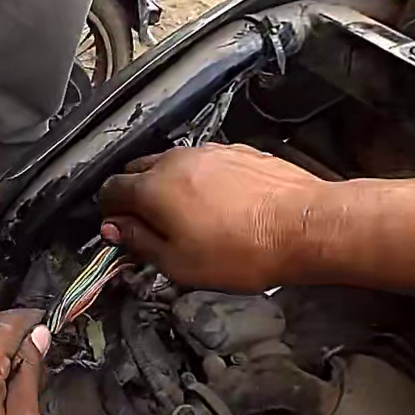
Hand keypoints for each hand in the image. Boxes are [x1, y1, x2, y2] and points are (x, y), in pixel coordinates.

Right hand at [99, 144, 329, 291]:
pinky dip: (197, 179)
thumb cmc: (241, 251)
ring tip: (186, 215)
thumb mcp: (177, 262)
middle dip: (134, 194)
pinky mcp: (236, 151)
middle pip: (136, 170)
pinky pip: (202, 162)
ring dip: (166, 185)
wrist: (305, 226)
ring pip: (169, 164)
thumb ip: (138, 241)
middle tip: (149, 224)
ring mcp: (207, 152)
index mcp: (151, 188)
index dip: (109, 211)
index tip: (119, 228)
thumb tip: (114, 228)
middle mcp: (174, 161)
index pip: (111, 189)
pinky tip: (217, 204)